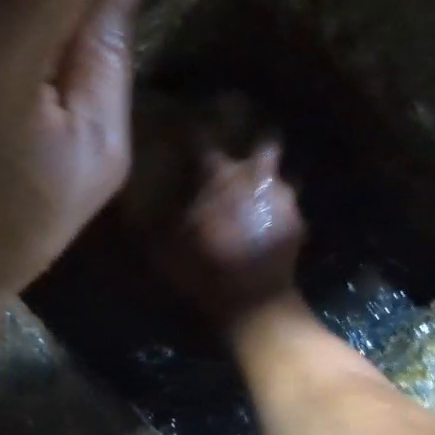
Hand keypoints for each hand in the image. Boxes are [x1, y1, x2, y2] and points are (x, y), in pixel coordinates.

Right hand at [155, 141, 308, 329]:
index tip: (192, 132)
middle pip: (266, 143)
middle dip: (258, 143)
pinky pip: (289, 208)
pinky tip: (269, 225)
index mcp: (220, 177)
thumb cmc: (204, 270)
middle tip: (246, 151)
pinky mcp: (298, 223)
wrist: (253, 302)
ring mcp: (283, 199)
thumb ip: (156, 223)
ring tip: (260, 192)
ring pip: (284, 176)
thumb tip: (136, 211)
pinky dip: (280, 212)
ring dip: (272, 182)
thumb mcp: (165, 249)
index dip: (198, 134)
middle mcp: (256, 178)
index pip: (206, 141)